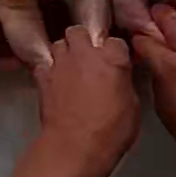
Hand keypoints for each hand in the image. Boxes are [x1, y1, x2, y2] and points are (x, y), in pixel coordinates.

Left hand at [26, 28, 139, 176]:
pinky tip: (54, 81)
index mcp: (112, 59)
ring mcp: (60, 64)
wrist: (75, 145)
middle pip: (78, 31)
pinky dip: (48, 70)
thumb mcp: (133, 106)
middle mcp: (84, 54)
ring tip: (69, 67)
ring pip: (58, 43)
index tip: (115, 62)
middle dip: (82, 40)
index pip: (115, 41)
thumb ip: (124, 82)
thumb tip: (119, 78)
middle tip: (87, 57)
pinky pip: (43, 64)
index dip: (115, 52)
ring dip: (64, 52)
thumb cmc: (112, 130)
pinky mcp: (42, 76)